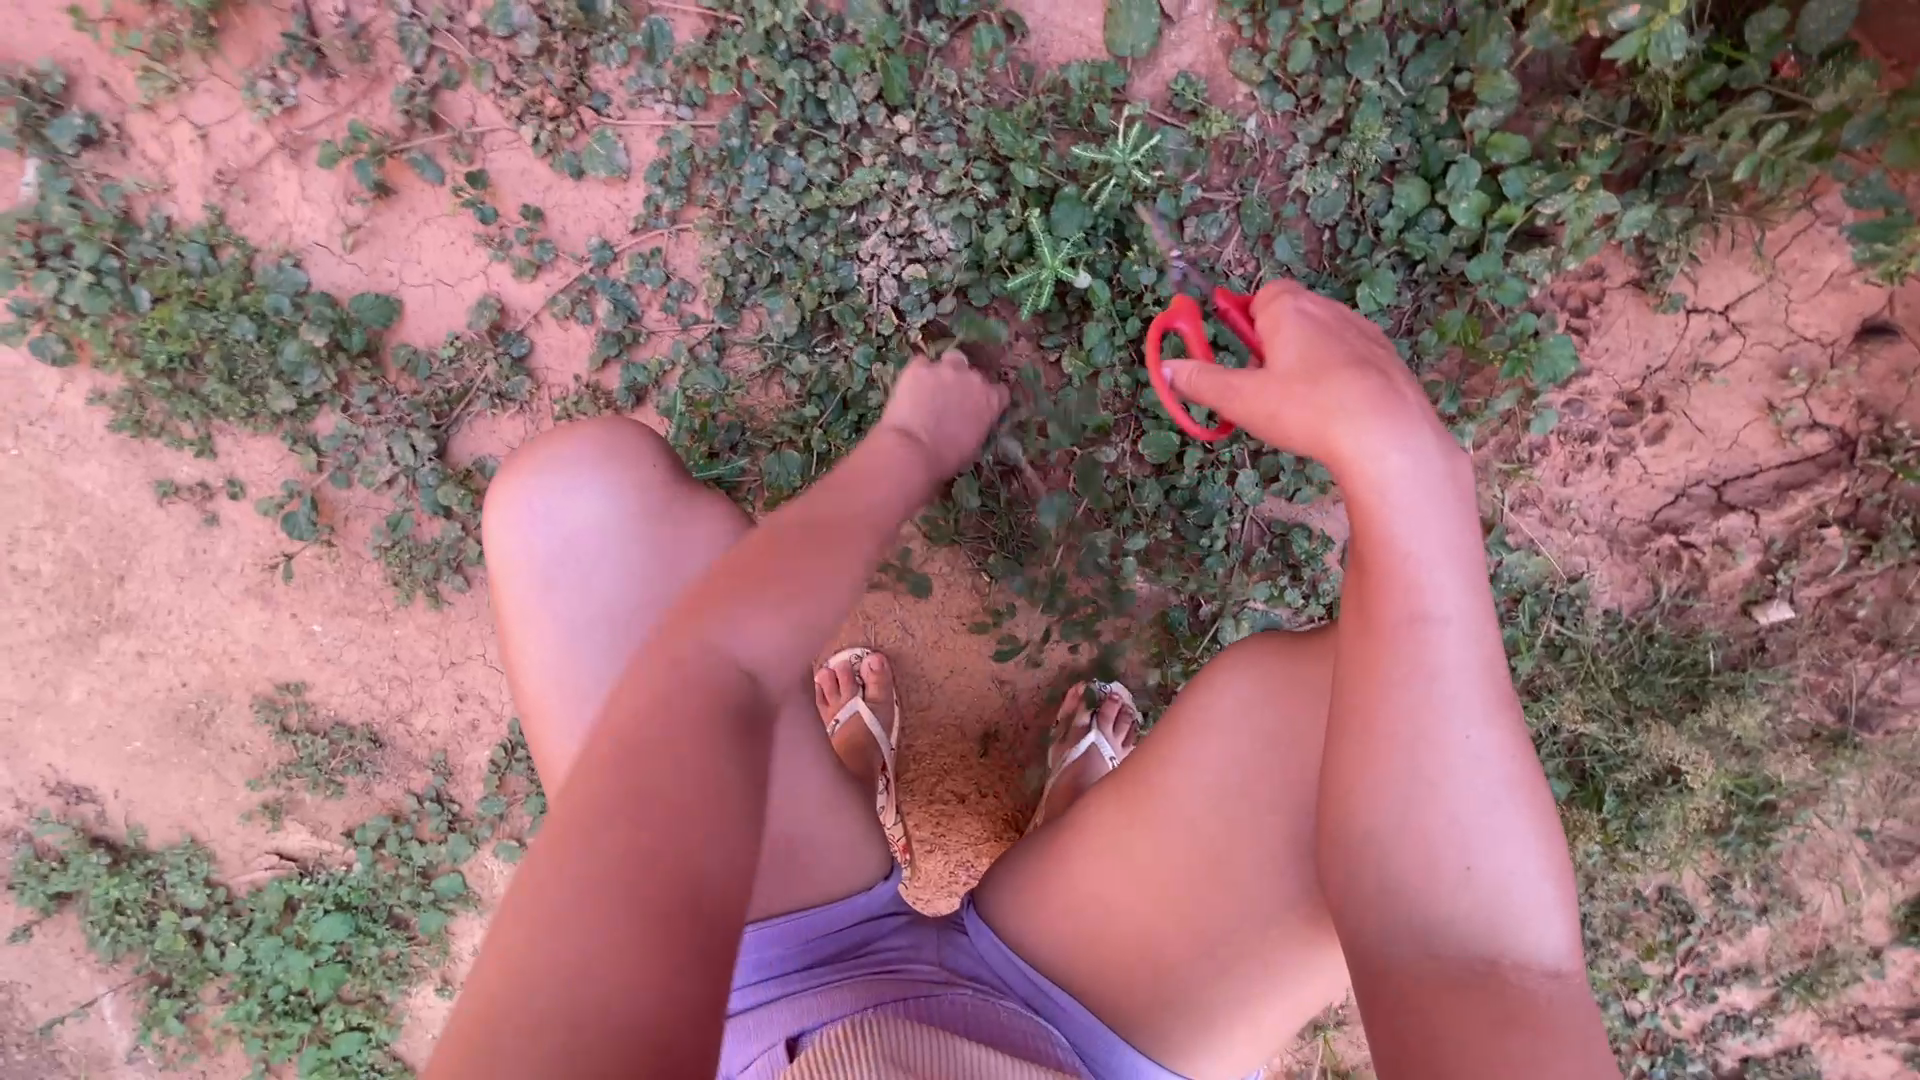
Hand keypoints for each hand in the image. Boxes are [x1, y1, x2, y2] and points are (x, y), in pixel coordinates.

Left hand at [873, 350, 1009, 483]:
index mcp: (991, 400)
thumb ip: (978, 423)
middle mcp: (973, 378)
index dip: (988, 397)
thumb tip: (972, 420)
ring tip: (931, 389)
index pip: (999, 391)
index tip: (978, 407)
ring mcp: (946, 369)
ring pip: (951, 360)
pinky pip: (921, 364)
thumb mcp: (974, 444)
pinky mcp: (919, 367)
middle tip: (950, 401)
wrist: (912, 451)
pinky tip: (911, 390)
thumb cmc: (946, 458)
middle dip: (965, 385)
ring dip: (945, 371)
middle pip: (974, 373)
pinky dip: (918, 375)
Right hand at [1162, 281, 1456, 481]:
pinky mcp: (1386, 357)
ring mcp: (1362, 331)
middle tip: (1261, 385)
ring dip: (1303, 358)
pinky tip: (1332, 409)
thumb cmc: (1305, 409)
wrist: (1385, 433)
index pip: (1262, 294)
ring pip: (1321, 335)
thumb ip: (1201, 382)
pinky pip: (1349, 356)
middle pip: (1291, 314)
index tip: (1239, 354)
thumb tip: (1167, 368)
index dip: (1245, 320)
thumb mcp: (1241, 400)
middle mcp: (1328, 310)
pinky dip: (1334, 374)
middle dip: (1271, 342)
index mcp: (1289, 310)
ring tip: (1297, 403)